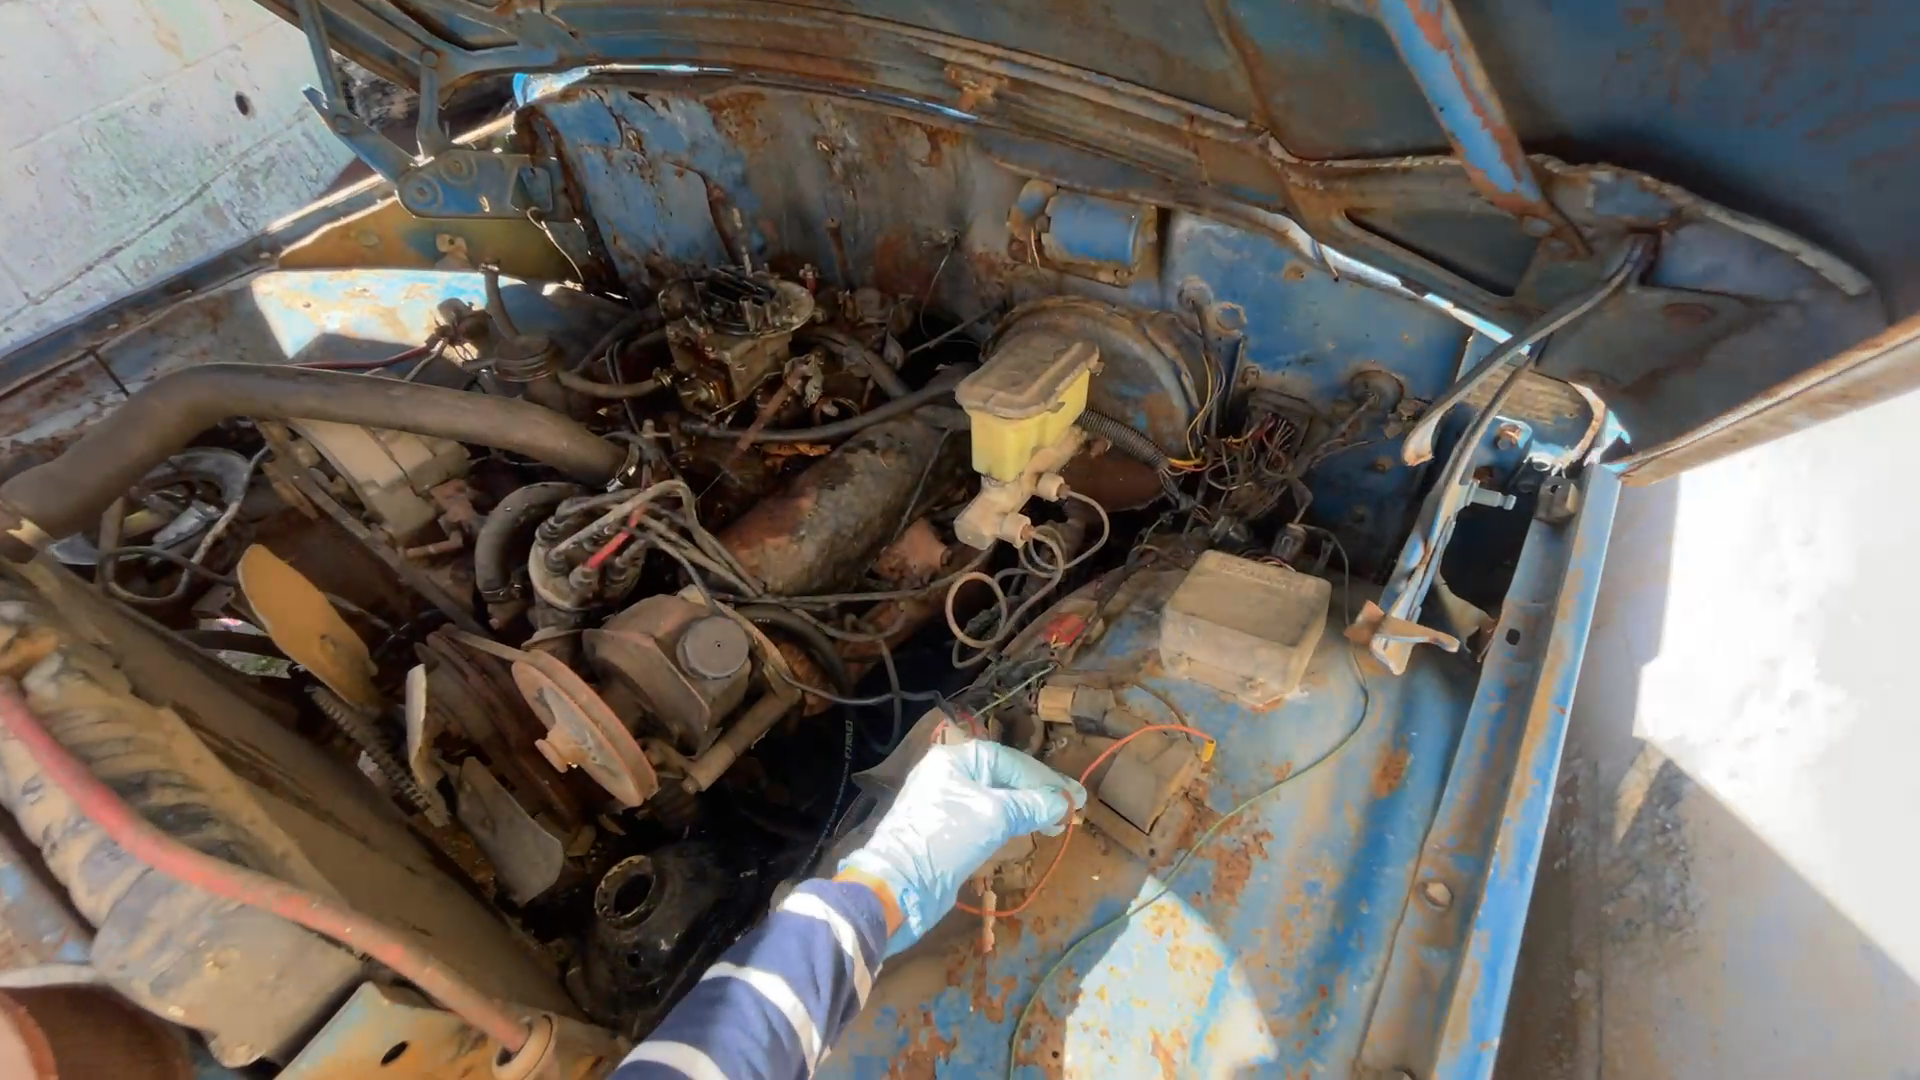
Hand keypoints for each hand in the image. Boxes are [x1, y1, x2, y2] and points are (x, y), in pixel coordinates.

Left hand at [837, 740, 1086, 955]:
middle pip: (1004, 777)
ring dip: (1027, 809)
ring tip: (1056, 822)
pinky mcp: (947, 831)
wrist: (898, 886)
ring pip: (996, 799)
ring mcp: (946, 803)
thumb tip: (1065, 802)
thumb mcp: (994, 816)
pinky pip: (985, 818)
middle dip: (1039, 793)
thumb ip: (1031, 805)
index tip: (1074, 796)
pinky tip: (1027, 830)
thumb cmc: (945, 837)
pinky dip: (1009, 823)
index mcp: (955, 759)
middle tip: (1072, 809)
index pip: (1009, 760)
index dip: (1045, 779)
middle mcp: (949, 775)